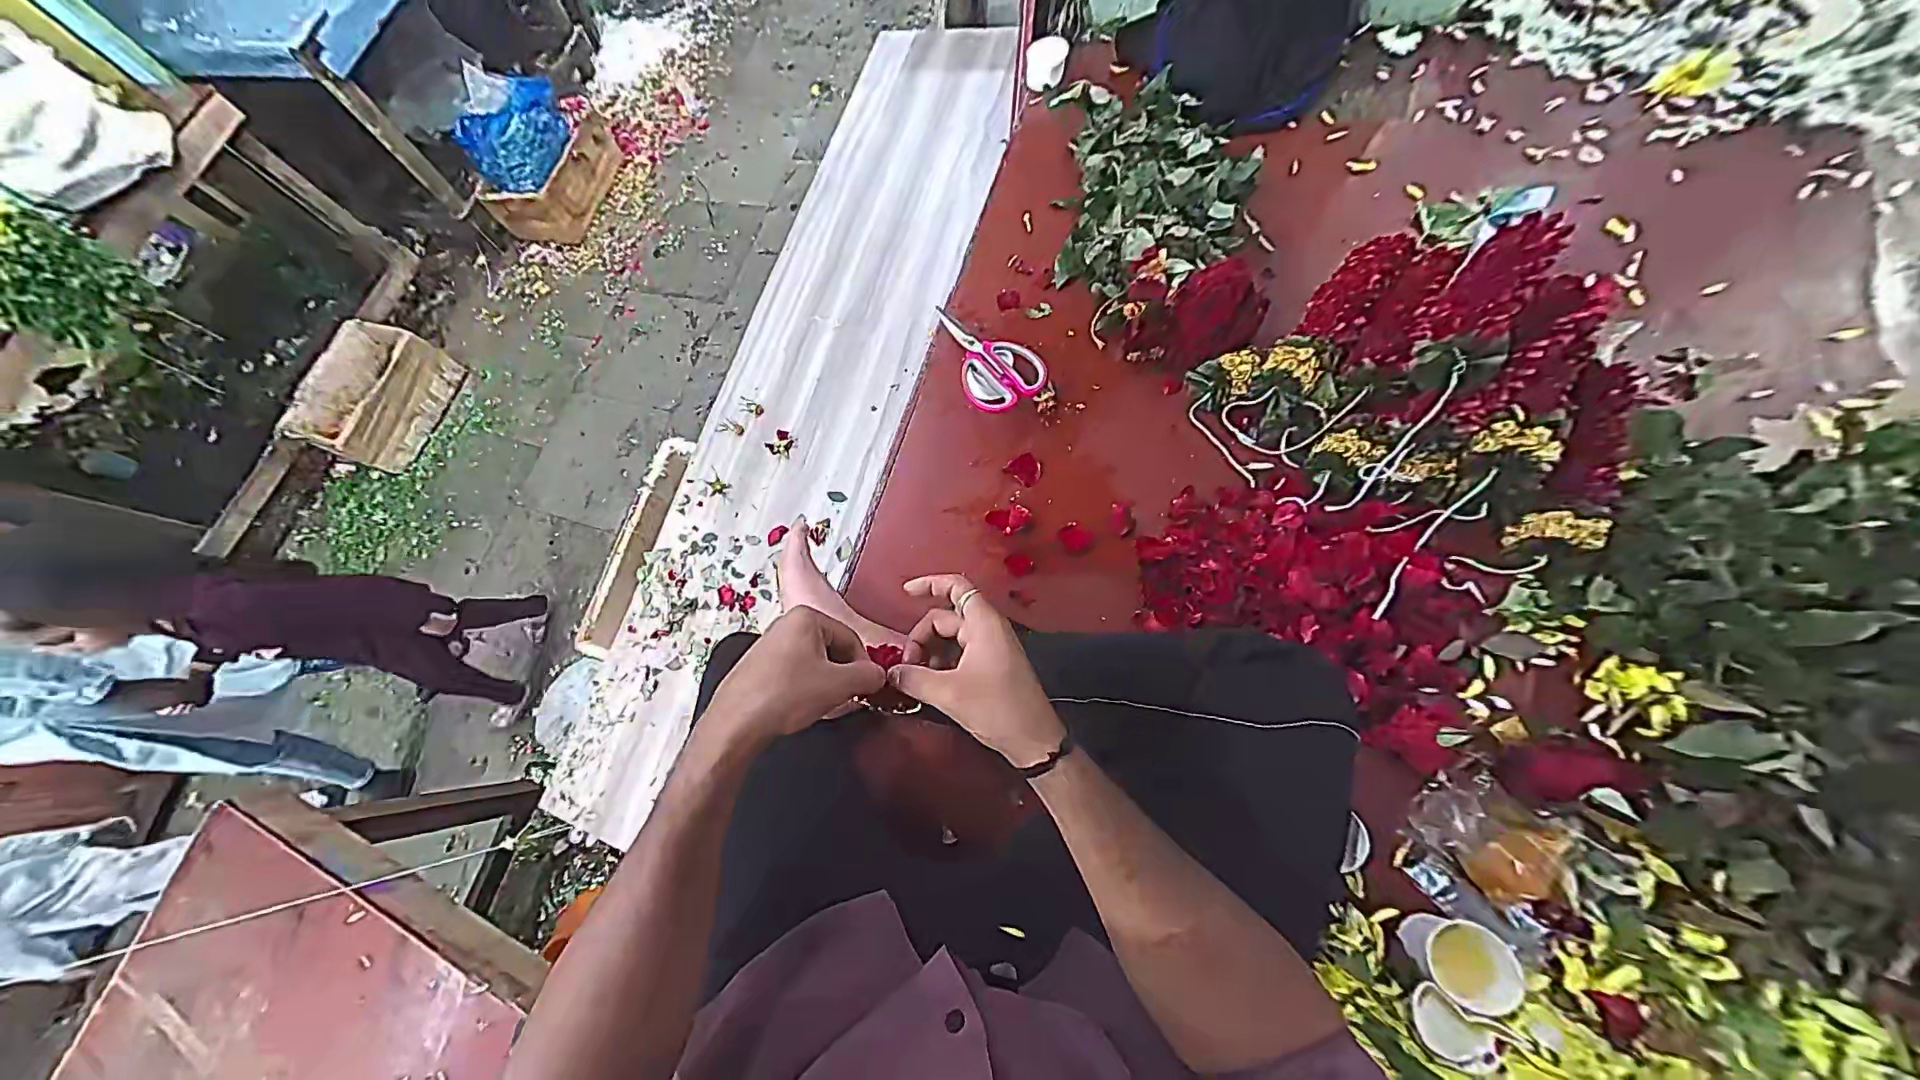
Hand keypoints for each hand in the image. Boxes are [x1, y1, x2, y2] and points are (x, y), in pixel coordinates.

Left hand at [702, 606, 885, 744]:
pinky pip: (795, 673)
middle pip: (833, 649)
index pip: (852, 638)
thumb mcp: (839, 685)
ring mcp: (770, 645)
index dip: (863, 666)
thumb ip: (869, 676)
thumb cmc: (785, 696)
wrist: (735, 724)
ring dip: (826, 685)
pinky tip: (802, 709)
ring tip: (823, 706)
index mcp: (806, 617)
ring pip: (814, 663)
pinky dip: (805, 689)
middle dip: (843, 676)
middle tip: (846, 699)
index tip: (866, 688)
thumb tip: (878, 675)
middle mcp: (786, 624)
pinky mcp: (758, 667)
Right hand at [890, 575, 1065, 769]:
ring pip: (950, 638)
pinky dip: (941, 663)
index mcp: (983, 623)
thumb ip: (914, 679)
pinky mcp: (991, 665)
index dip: (929, 584)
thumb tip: (891, 673)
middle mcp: (988, 628)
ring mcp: (991, 647)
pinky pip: (959, 653)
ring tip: (916, 678)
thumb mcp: (949, 693)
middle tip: (906, 667)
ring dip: (929, 652)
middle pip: (945, 617)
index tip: (905, 592)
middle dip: (921, 637)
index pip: (955, 586)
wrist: (1033, 739)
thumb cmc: (997, 709)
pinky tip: (930, 683)